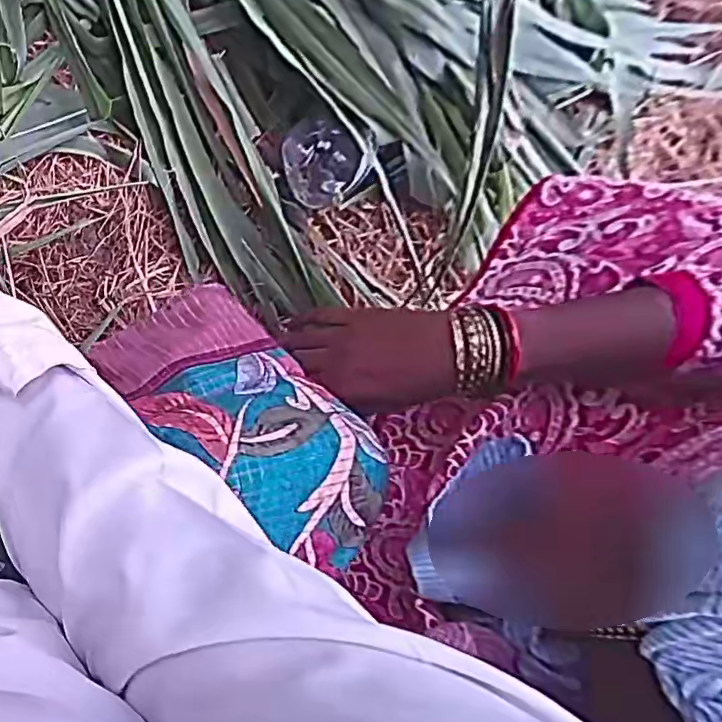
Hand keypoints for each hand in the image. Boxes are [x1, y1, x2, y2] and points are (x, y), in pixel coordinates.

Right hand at [279, 307, 455, 412]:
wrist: (461, 349)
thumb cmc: (424, 383)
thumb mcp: (383, 405)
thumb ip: (348, 404)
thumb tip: (321, 404)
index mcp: (343, 387)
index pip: (299, 389)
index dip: (279, 389)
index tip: (266, 390)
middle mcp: (335, 361)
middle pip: (292, 363)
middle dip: (274, 366)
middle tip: (259, 368)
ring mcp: (343, 335)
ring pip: (298, 339)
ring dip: (280, 344)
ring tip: (267, 348)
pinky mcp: (354, 316)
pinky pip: (318, 316)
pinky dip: (300, 320)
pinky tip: (289, 323)